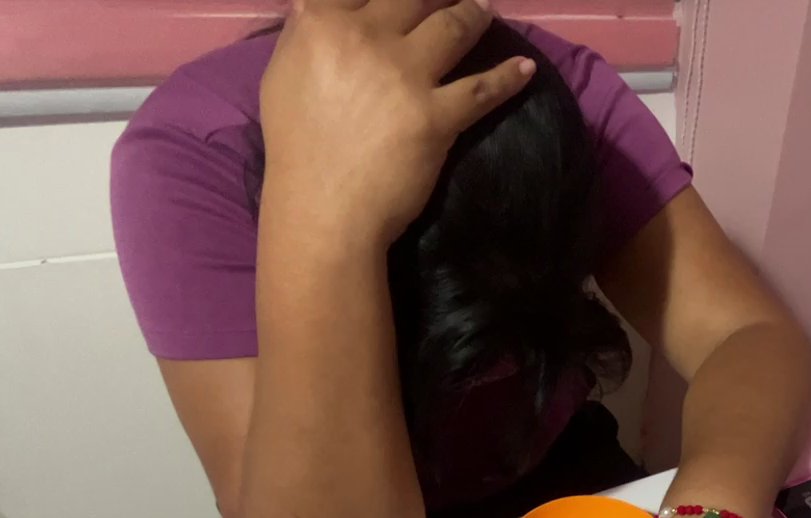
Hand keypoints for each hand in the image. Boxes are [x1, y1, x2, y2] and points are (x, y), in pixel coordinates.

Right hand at [259, 0, 534, 243]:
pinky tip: (527, 68)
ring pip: (452, 27)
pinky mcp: (438, 116)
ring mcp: (406, 75)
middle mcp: (367, 36)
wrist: (326, 205)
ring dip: (473, 15)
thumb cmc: (298, 150)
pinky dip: (509, 76)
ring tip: (486, 11)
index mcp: (320, 20)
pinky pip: (483, 88)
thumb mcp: (283, 75)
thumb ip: (306, 36)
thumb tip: (319, 15)